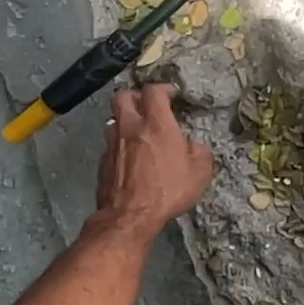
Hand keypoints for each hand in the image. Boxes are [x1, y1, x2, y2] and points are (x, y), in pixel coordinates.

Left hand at [92, 85, 212, 234]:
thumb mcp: (200, 172)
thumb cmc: (169, 190)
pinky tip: (131, 157)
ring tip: (139, 131)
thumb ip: (199, 152)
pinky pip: (111, 144)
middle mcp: (131, 127)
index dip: (163, 89)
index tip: (171, 94)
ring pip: (114, 119)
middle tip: (148, 106)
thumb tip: (193, 146)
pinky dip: (121, 144)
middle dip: (136, 96)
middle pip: (123, 96)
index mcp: (157, 124)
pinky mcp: (103, 161)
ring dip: (126, 120)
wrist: (131, 215)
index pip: (154, 91)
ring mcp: (113, 144)